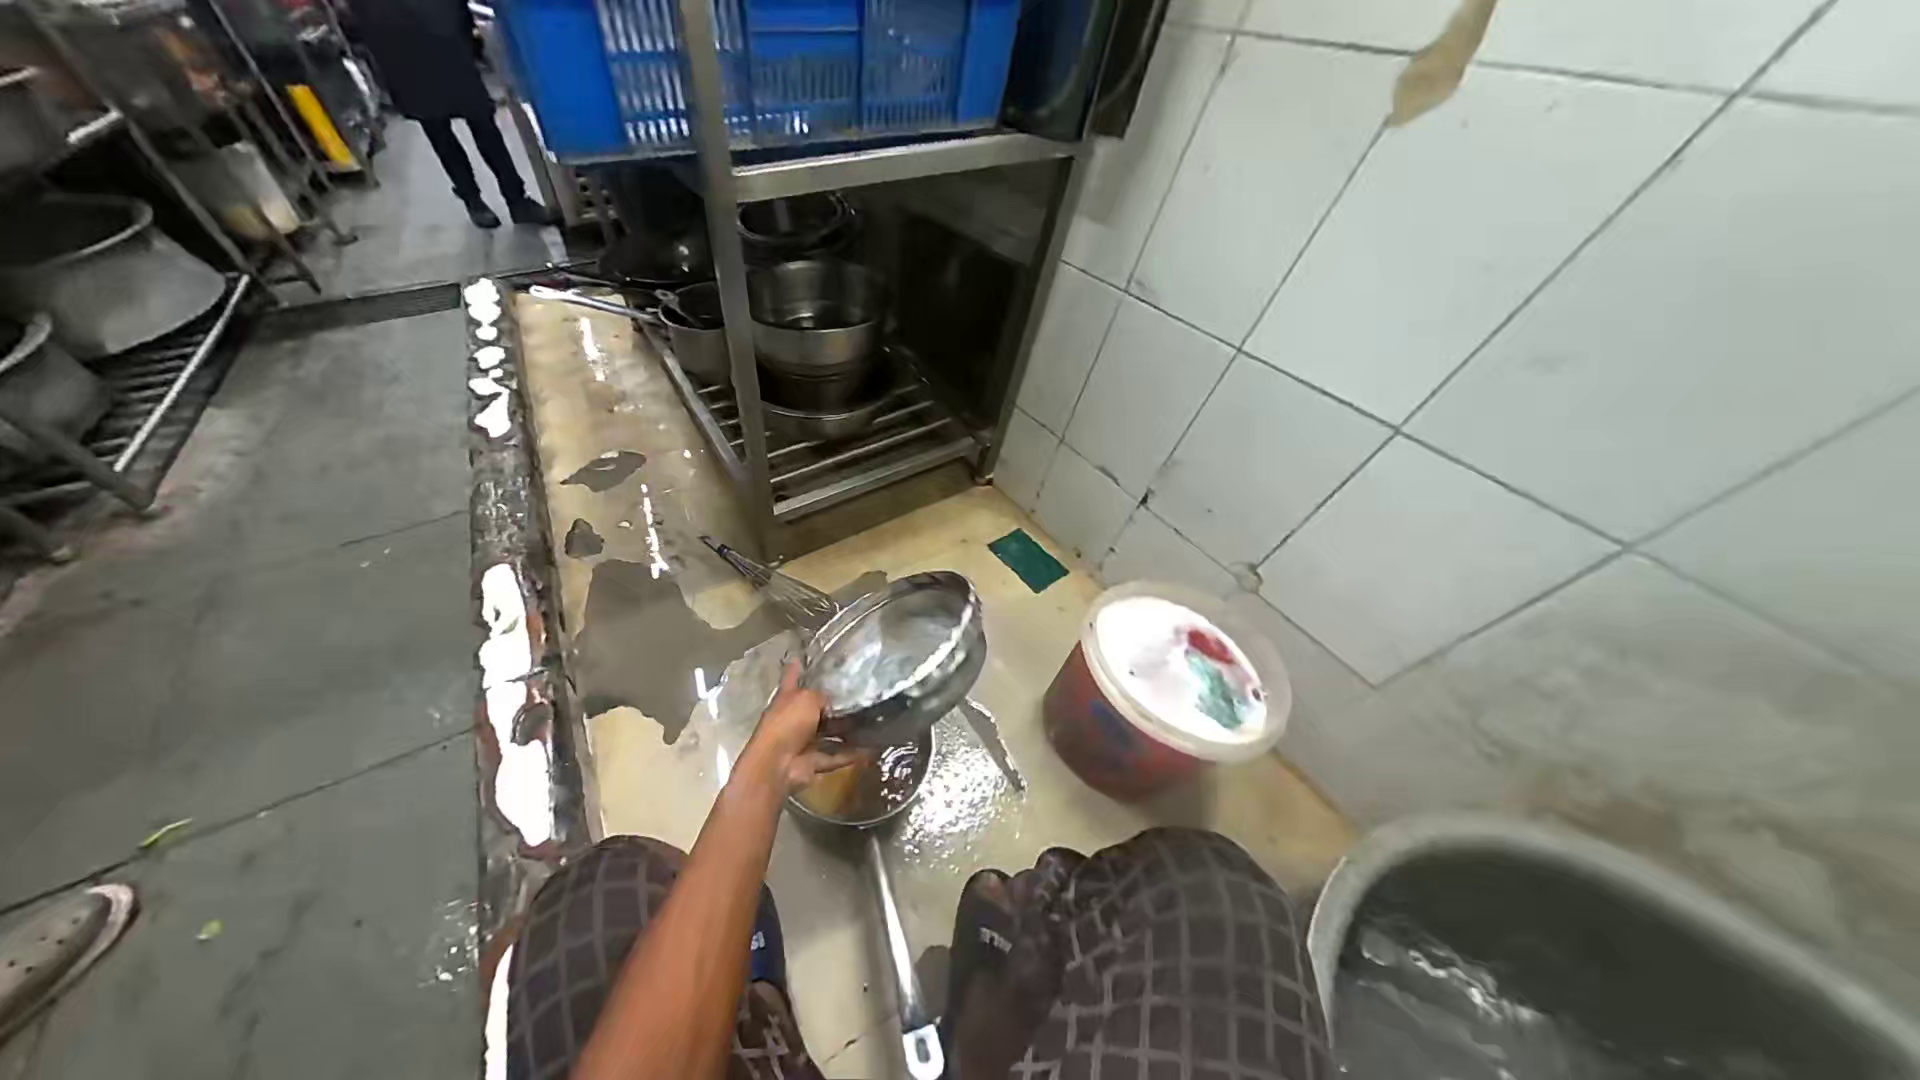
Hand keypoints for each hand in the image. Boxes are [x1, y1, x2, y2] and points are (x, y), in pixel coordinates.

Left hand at [744, 660, 861, 793]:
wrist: (777, 765)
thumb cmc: (788, 723)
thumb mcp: (807, 698)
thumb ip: (821, 696)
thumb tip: (830, 704)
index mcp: (786, 698)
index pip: (791, 678)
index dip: (795, 668)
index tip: (798, 657)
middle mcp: (793, 719)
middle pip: (813, 708)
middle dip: (830, 704)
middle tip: (857, 694)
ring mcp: (802, 742)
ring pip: (827, 734)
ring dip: (846, 731)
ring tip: (871, 721)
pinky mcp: (812, 762)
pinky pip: (835, 756)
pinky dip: (851, 754)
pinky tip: (872, 748)